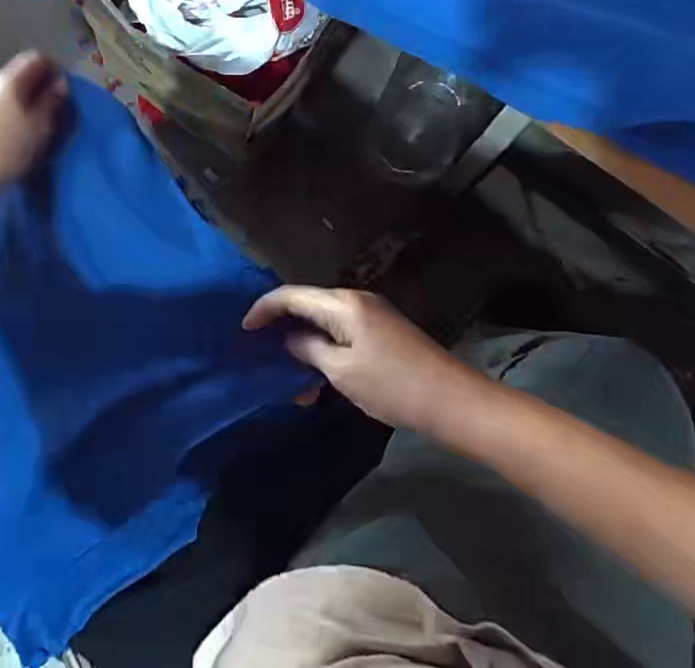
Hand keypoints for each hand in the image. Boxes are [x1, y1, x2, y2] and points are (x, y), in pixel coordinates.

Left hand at [0, 51, 68, 200]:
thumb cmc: (5, 151)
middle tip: (55, 107)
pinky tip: (17, 130)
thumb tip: (61, 84)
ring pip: (9, 87)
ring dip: (26, 98)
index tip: (64, 87)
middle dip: (40, 85)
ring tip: (37, 122)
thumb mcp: (40, 126)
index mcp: (8, 80)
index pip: (36, 58)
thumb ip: (52, 101)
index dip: (54, 68)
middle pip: (21, 72)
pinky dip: (12, 108)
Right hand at [243, 286, 493, 433]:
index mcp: (343, 304)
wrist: (450, 399)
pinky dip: (327, 353)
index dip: (264, 309)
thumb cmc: (392, 384)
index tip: (243, 330)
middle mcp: (357, 300)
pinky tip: (321, 380)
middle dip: (284, 330)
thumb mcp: (341, 372)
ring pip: (326, 324)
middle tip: (265, 359)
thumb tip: (291, 340)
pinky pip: (344, 334)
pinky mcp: (383, 332)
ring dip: (307, 348)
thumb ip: (310, 351)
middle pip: (308, 305)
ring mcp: (373, 315)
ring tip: (297, 385)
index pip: (292, 295)